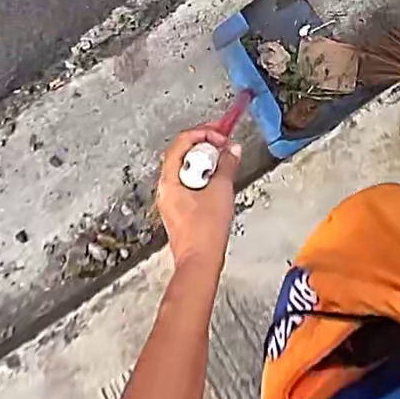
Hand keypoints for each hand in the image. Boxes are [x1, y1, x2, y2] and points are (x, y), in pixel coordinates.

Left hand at [155, 125, 241, 273]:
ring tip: (223, 158)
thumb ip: (227, 165)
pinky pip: (189, 182)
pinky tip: (217, 179)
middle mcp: (166, 187)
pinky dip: (203, 175)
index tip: (221, 134)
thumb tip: (232, 149)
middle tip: (223, 141)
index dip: (203, 133)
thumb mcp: (221, 191)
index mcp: (170, 179)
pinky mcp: (180, 209)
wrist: (199, 265)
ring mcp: (172, 199)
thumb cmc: (205, 233)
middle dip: (204, 144)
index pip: (182, 142)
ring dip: (205, 159)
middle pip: (182, 153)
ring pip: (186, 168)